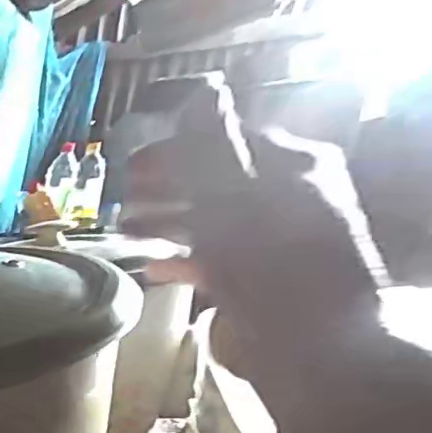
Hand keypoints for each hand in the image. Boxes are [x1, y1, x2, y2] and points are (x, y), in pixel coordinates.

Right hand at [122, 77, 388, 375]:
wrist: (309, 341)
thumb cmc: (271, 264)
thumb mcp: (234, 195)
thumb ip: (214, 146)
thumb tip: (202, 91)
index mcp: (291, 167)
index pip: (228, 140)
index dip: (177, 148)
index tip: (131, 165)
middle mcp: (285, 196)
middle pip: (215, 179)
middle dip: (165, 186)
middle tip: (121, 197)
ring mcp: (272, 240)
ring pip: (210, 219)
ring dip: (165, 222)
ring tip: (125, 231)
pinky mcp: (258, 277)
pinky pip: (213, 257)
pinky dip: (182, 257)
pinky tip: (155, 267)